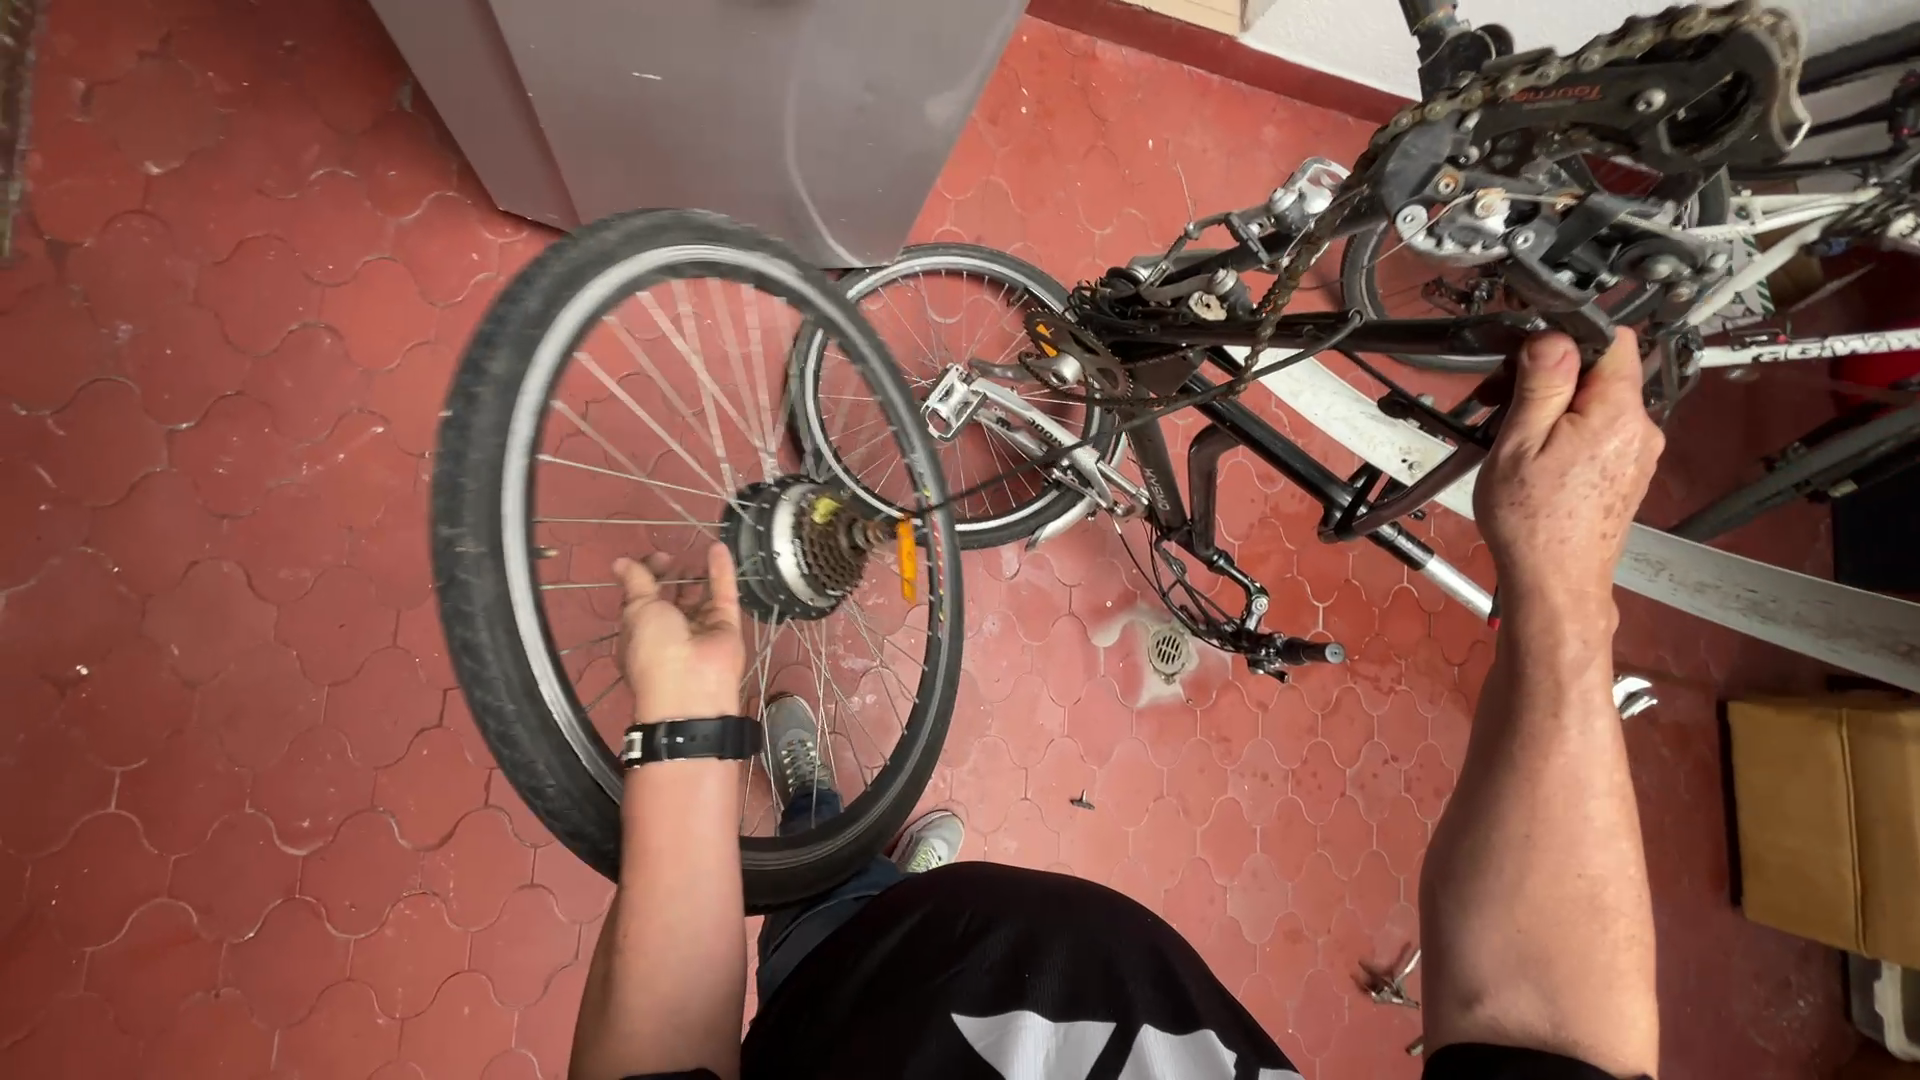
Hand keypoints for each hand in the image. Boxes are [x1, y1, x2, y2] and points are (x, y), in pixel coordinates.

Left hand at [612, 543, 745, 723]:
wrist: (692, 684)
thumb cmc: (654, 648)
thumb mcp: (638, 611)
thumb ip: (636, 583)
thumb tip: (620, 562)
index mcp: (642, 631)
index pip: (644, 597)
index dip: (647, 575)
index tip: (655, 559)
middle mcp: (671, 630)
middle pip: (672, 596)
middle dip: (671, 575)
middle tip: (673, 557)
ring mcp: (701, 627)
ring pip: (700, 595)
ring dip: (697, 572)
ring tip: (696, 551)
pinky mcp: (726, 624)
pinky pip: (724, 594)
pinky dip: (722, 571)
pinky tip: (719, 547)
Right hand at [1473, 329, 1663, 619]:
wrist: (1554, 578)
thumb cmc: (1530, 519)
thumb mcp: (1519, 444)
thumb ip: (1542, 386)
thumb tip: (1553, 337)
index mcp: (1616, 411)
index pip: (1612, 340)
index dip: (1565, 339)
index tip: (1524, 360)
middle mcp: (1640, 426)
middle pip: (1601, 374)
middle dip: (1550, 379)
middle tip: (1501, 404)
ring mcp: (1639, 451)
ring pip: (1597, 405)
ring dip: (1555, 410)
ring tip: (1513, 439)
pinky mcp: (1628, 471)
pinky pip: (1599, 433)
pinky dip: (1566, 434)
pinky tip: (1535, 460)